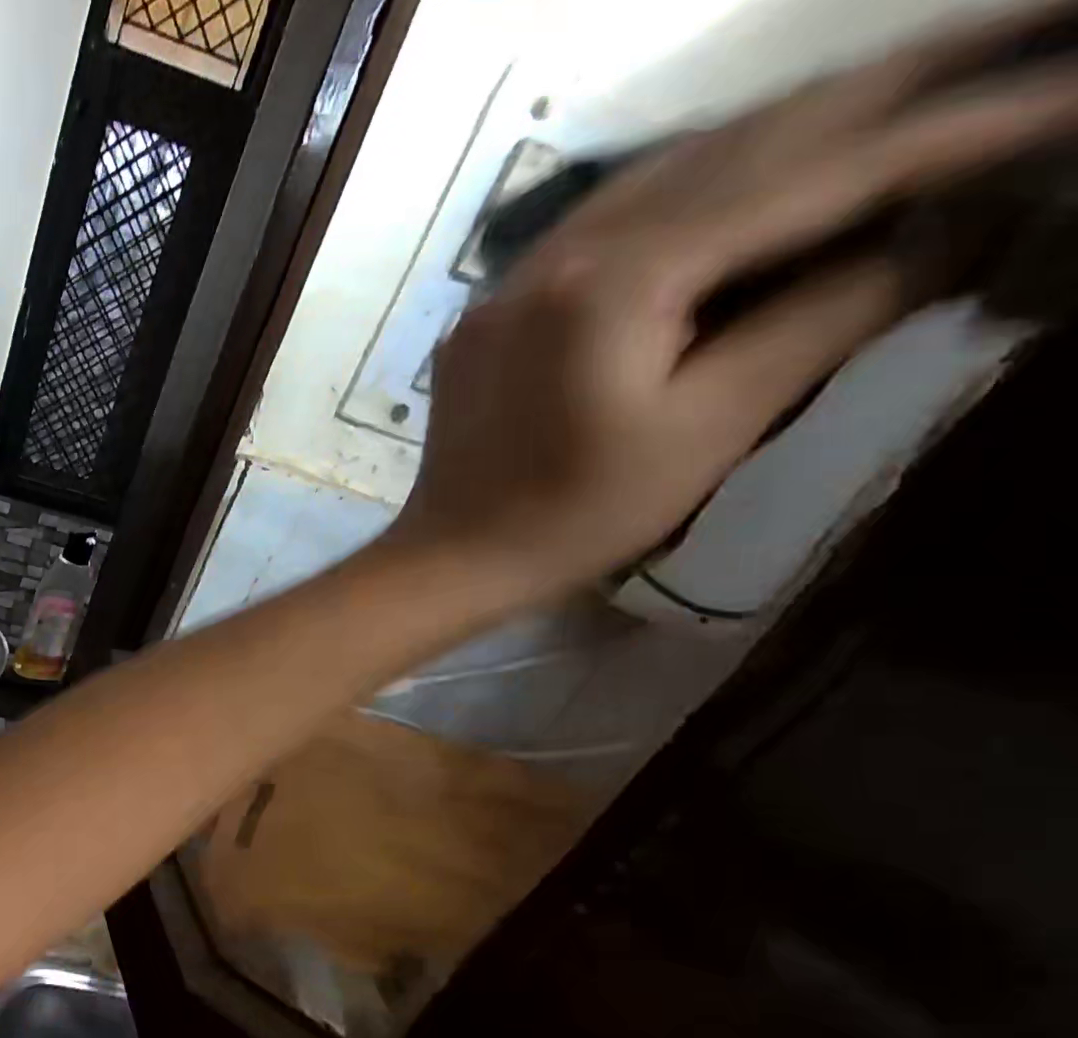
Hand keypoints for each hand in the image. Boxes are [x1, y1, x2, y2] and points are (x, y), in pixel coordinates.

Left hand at [390, 3, 1077, 601]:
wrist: (459, 548)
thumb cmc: (580, 514)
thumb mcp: (711, 426)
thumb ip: (818, 319)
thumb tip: (935, 231)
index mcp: (610, 282)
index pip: (797, 182)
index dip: (943, 128)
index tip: (1068, 82)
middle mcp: (555, 254)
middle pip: (726, 150)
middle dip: (869, 92)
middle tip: (1007, 33)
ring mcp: (514, 276)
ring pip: (660, 174)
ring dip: (777, 129)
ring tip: (895, 88)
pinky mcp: (498, 302)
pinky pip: (603, 220)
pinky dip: (687, 186)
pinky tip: (743, 174)